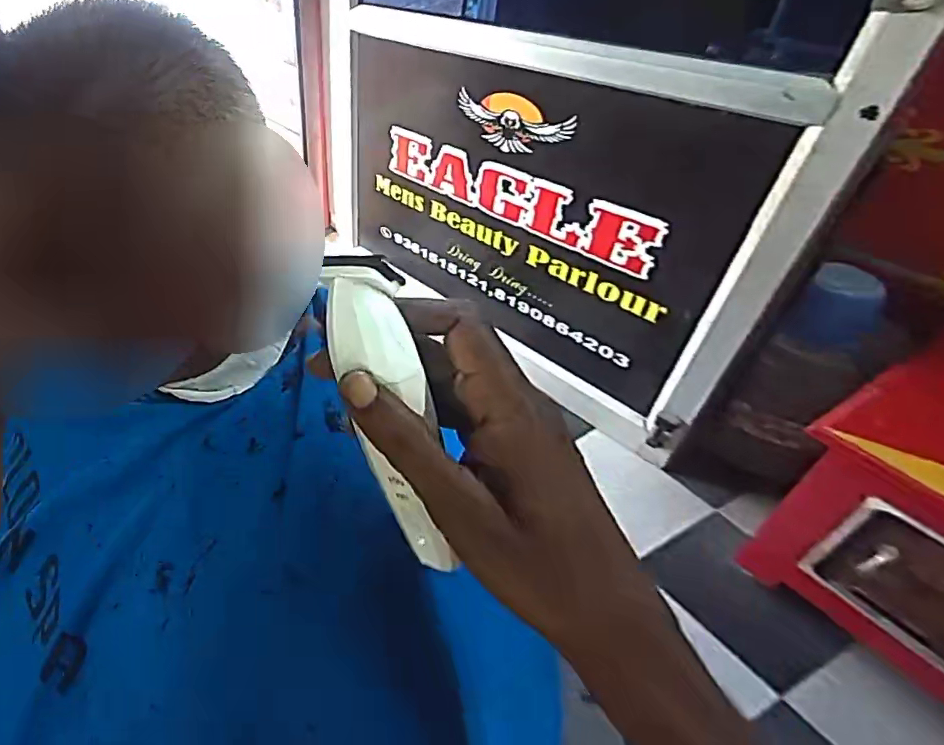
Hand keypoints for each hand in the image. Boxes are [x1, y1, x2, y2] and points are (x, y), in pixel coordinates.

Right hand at [338, 300, 747, 744]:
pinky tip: (385, 436)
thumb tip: (352, 380)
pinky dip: (416, 412)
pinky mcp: (510, 447)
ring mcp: (515, 426)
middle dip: (384, 350)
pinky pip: (456, 411)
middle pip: (446, 350)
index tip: (356, 328)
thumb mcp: (458, 507)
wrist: (612, 628)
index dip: (407, 313)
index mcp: (511, 408)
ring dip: (396, 382)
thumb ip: (403, 440)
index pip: (461, 327)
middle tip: (330, 366)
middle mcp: (516, 404)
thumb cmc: (540, 570)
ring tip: (347, 402)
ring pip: (447, 381)